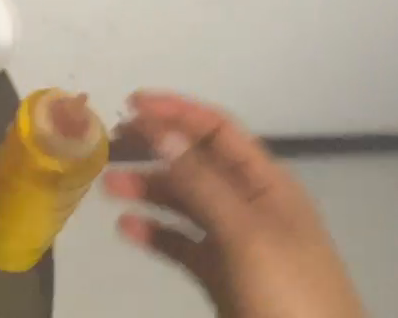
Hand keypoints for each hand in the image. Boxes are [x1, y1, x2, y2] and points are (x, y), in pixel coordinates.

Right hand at [102, 92, 364, 317]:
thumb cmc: (290, 294)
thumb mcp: (246, 233)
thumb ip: (200, 180)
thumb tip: (159, 127)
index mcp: (267, 185)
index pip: (217, 130)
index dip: (175, 111)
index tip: (129, 103)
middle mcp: (250, 205)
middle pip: (194, 161)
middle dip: (153, 148)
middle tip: (109, 144)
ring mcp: (236, 242)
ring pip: (183, 200)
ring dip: (146, 188)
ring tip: (107, 187)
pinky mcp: (222, 276)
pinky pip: (181, 242)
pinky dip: (154, 232)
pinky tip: (128, 229)